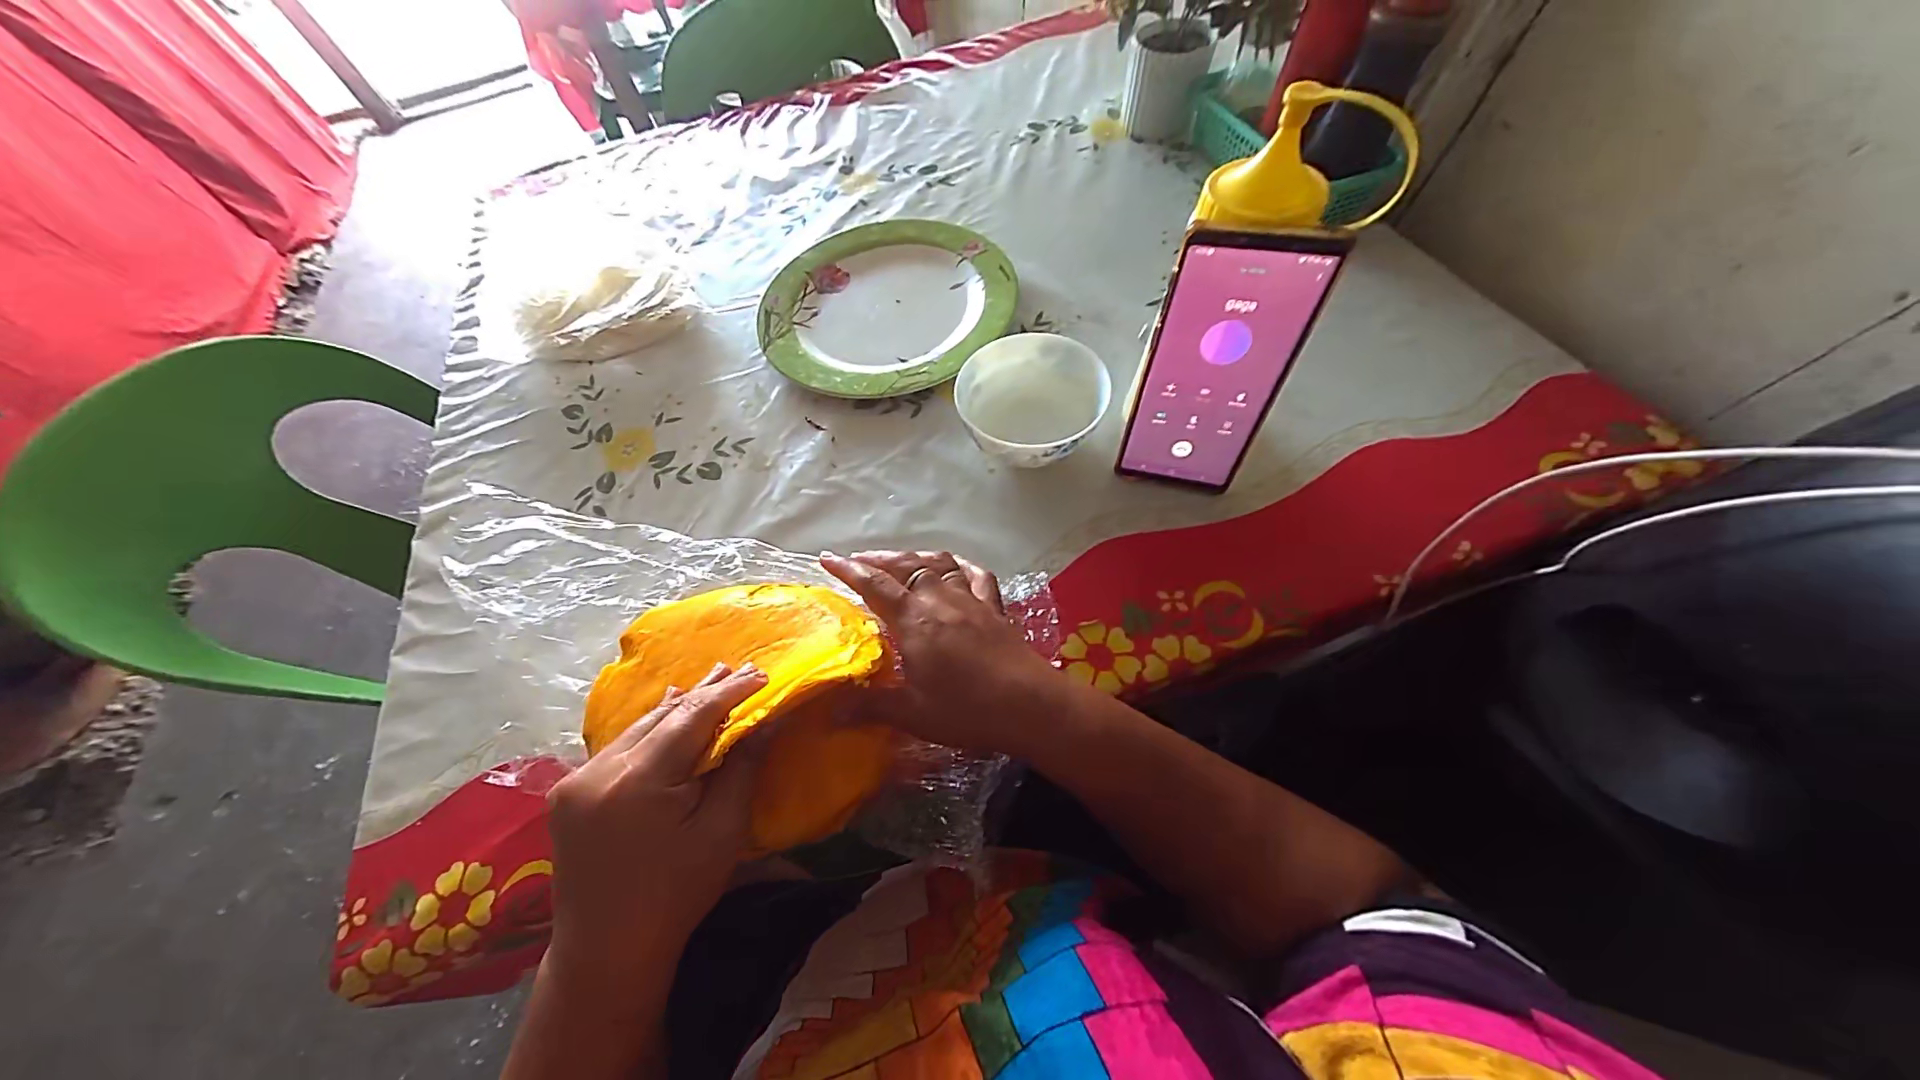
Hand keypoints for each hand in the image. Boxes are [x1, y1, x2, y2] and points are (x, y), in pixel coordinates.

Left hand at [543, 663, 771, 996]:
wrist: (607, 951)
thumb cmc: (676, 893)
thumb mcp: (721, 831)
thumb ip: (741, 768)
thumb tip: (765, 720)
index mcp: (637, 781)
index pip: (691, 717)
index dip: (728, 693)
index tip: (761, 675)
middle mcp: (598, 771)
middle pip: (662, 716)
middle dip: (704, 692)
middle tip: (740, 669)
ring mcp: (576, 781)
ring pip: (639, 728)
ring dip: (678, 708)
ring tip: (712, 680)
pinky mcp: (569, 793)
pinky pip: (620, 747)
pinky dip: (652, 729)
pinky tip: (669, 711)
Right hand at [820, 550, 1062, 756]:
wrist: (1029, 705)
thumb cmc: (966, 709)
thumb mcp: (912, 712)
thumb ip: (870, 706)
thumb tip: (829, 712)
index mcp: (914, 619)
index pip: (874, 585)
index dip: (849, 569)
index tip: (827, 558)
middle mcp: (940, 600)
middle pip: (906, 566)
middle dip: (879, 559)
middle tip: (859, 560)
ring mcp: (971, 600)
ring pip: (939, 565)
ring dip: (916, 558)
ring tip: (901, 561)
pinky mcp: (995, 609)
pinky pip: (977, 576)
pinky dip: (960, 567)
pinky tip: (955, 569)